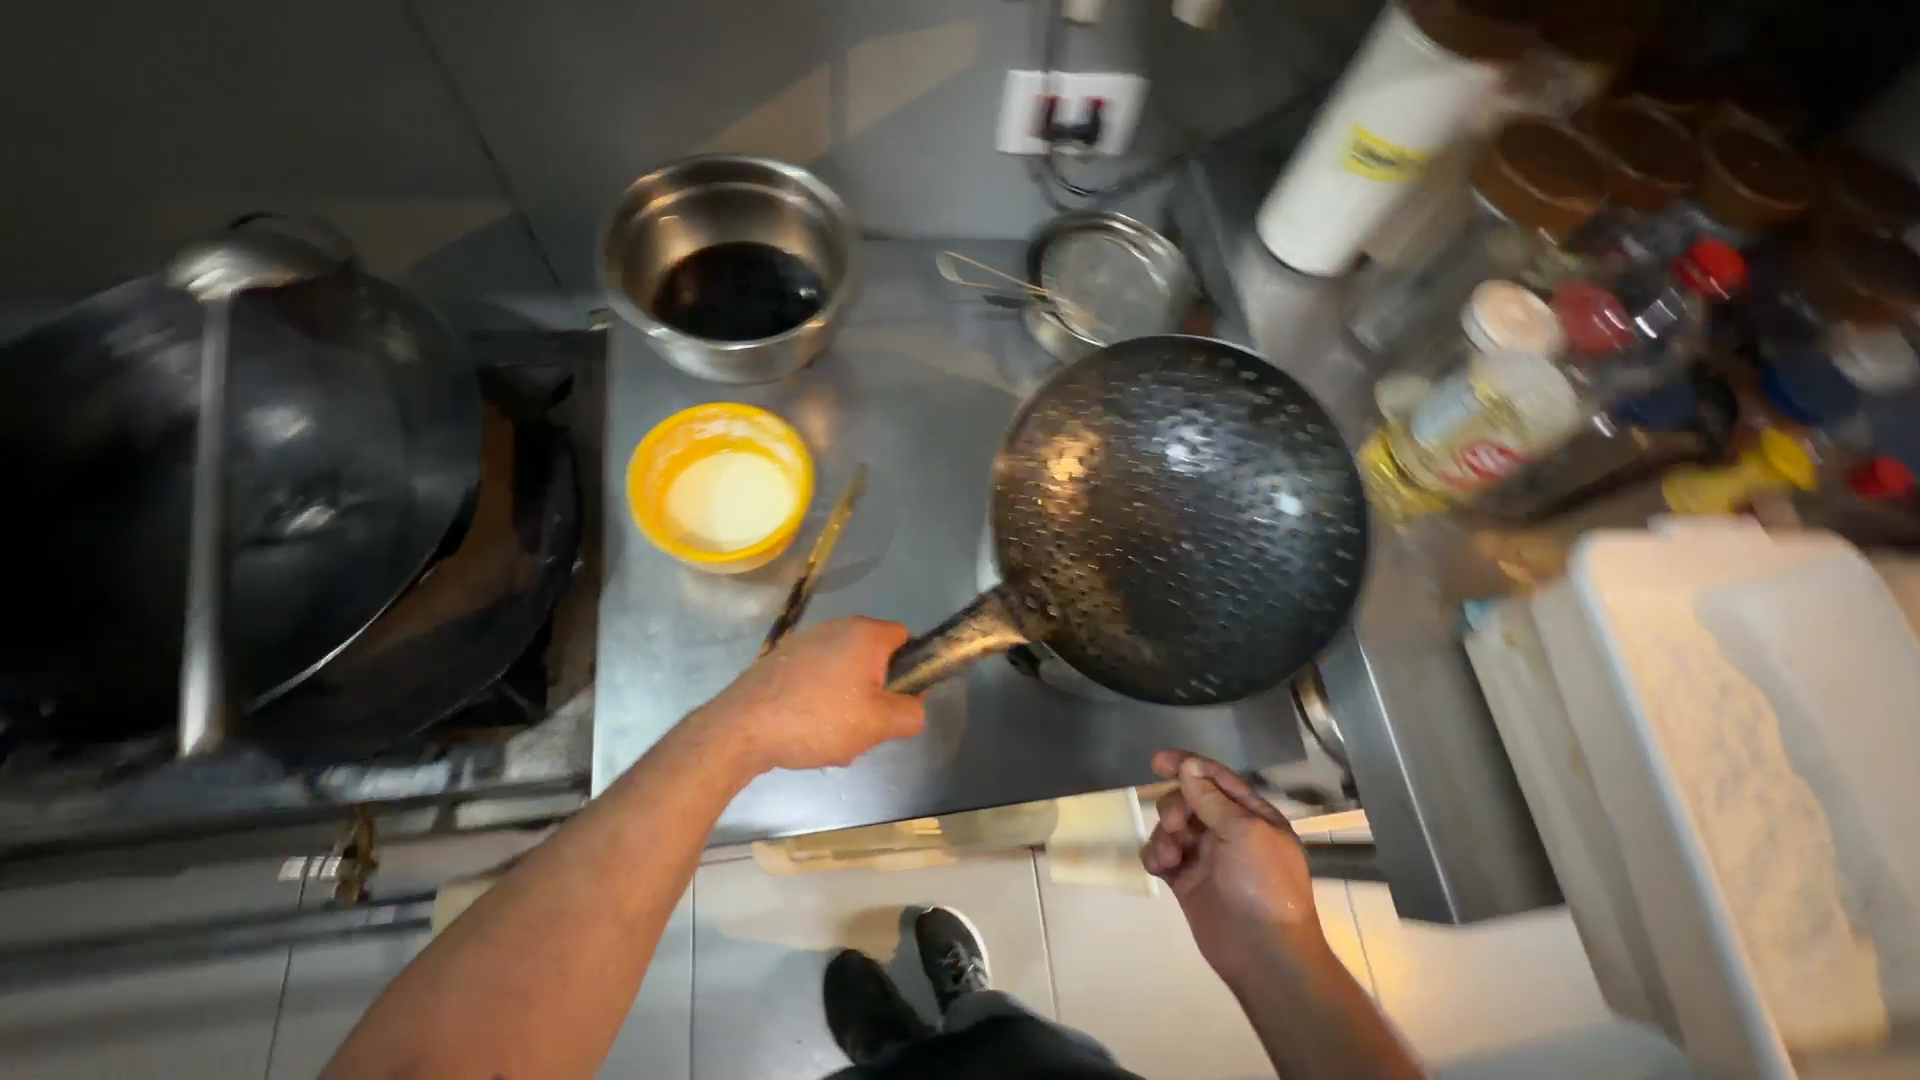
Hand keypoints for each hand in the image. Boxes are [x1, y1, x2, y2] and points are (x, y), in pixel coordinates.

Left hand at [695, 617, 924, 773]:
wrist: (741, 728)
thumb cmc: (818, 719)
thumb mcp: (879, 724)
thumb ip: (911, 713)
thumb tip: (913, 706)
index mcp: (863, 633)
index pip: (906, 638)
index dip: (912, 669)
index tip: (901, 700)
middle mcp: (835, 628)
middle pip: (873, 660)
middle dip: (876, 694)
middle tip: (867, 727)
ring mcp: (803, 643)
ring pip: (844, 675)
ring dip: (848, 705)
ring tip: (834, 738)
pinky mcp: (780, 662)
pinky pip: (816, 681)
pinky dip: (820, 704)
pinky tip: (808, 734)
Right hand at [1140, 751, 1323, 987]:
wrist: (1264, 953)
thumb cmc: (1265, 885)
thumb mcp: (1245, 832)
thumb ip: (1212, 798)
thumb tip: (1188, 766)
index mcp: (1251, 815)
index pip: (1216, 779)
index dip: (1188, 765)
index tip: (1157, 761)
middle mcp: (1228, 832)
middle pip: (1188, 800)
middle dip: (1175, 806)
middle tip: (1176, 825)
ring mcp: (1206, 858)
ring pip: (1172, 828)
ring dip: (1165, 834)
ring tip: (1170, 856)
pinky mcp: (1186, 882)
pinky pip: (1162, 856)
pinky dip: (1156, 856)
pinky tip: (1159, 867)